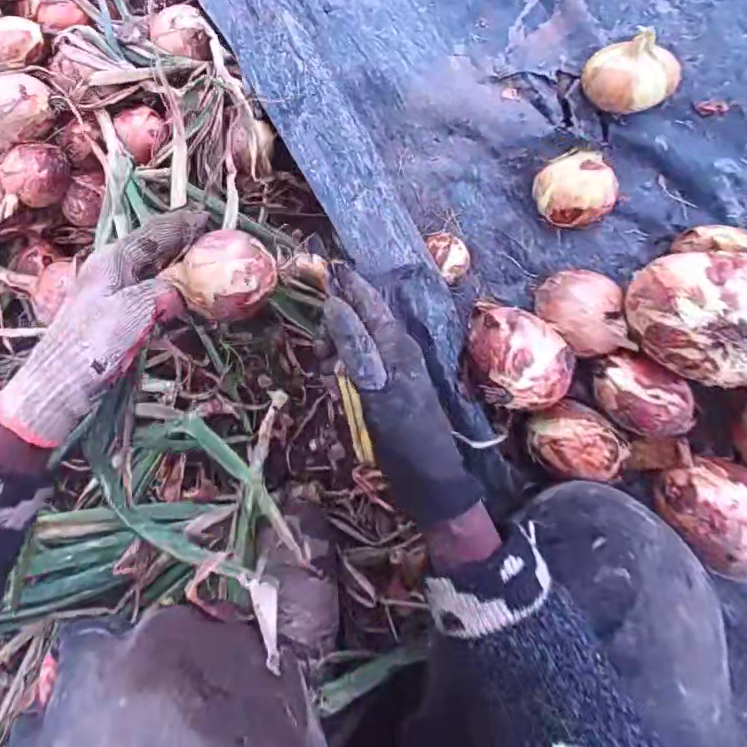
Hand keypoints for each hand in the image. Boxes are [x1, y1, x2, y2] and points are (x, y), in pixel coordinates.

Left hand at [0, 211, 211, 446]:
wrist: (57, 388)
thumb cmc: (92, 346)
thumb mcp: (134, 310)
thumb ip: (165, 289)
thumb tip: (187, 281)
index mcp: (112, 260)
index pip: (154, 232)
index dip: (183, 225)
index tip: (209, 220)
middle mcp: (109, 270)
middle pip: (152, 249)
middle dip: (182, 244)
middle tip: (212, 243)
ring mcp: (108, 294)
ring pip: (151, 272)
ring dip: (176, 269)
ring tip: (202, 269)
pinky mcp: (111, 318)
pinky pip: (147, 296)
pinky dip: (167, 294)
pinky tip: (179, 302)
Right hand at [324, 265, 486, 532]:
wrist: (428, 480)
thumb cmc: (404, 433)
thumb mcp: (375, 387)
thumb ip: (355, 344)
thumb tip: (334, 303)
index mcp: (396, 342)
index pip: (368, 301)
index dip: (348, 283)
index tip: (328, 266)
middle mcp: (392, 350)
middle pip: (355, 320)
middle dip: (333, 327)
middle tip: (318, 348)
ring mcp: (388, 369)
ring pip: (350, 343)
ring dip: (333, 351)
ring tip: (326, 373)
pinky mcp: (381, 388)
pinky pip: (353, 367)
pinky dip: (339, 372)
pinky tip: (335, 387)